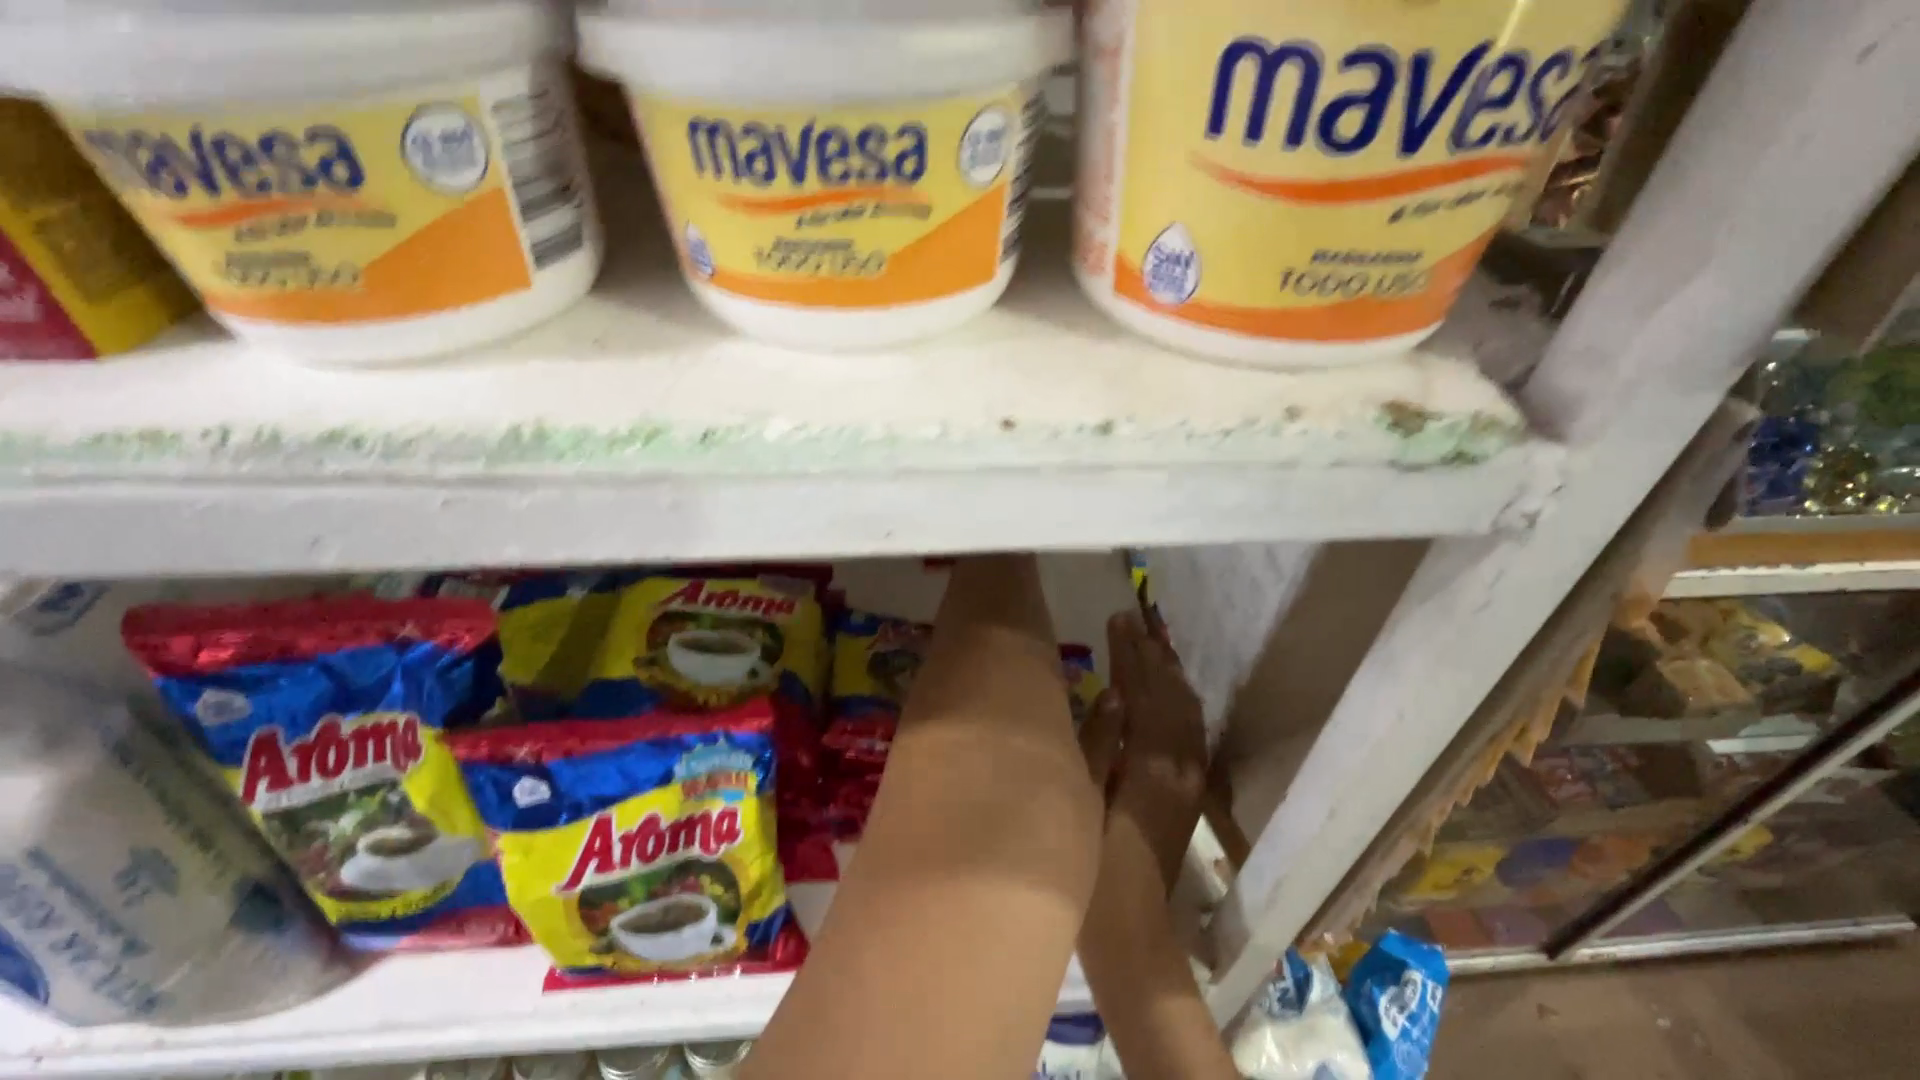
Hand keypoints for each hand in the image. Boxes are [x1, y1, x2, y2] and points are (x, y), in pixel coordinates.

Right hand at [1080, 610, 1208, 894]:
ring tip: (1152, 642)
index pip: (1144, 690)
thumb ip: (1098, 743)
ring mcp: (1191, 779)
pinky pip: (1192, 730)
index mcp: (1152, 762)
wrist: (1133, 931)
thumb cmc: (1092, 868)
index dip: (1130, 652)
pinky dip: (1181, 701)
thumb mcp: (1081, 800)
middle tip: (1131, 619)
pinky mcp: (1191, 793)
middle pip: (1170, 694)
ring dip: (1170, 673)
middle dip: (1150, 653)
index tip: (1116, 618)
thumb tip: (1113, 691)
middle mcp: (1182, 763)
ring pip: (1188, 711)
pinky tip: (1170, 692)